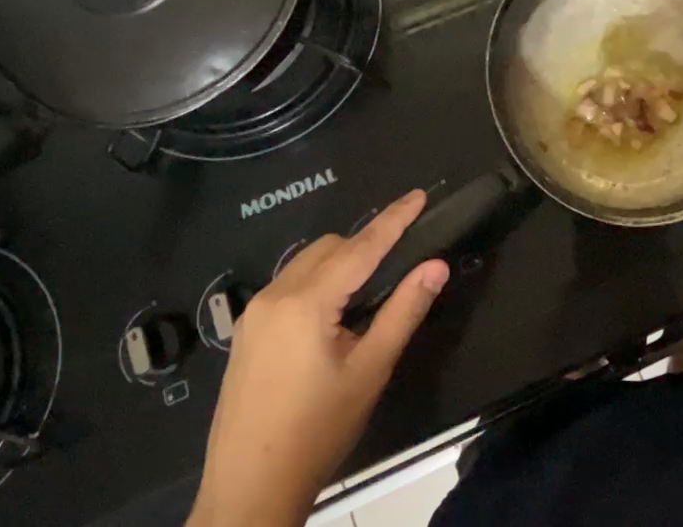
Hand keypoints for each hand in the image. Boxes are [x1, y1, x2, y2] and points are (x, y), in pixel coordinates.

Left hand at [188, 190, 448, 526]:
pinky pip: (289, 285)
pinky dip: (318, 282)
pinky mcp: (246, 332)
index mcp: (306, 302)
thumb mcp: (371, 369)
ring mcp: (254, 314)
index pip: (360, 247)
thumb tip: (436, 265)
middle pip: (330, 248)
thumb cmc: (318, 429)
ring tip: (371, 293)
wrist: (250, 488)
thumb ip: (404, 310)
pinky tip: (334, 316)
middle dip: (366, 245)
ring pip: (306, 263)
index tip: (419, 194)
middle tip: (402, 262)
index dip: (393, 220)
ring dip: (340, 263)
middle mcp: (274, 296)